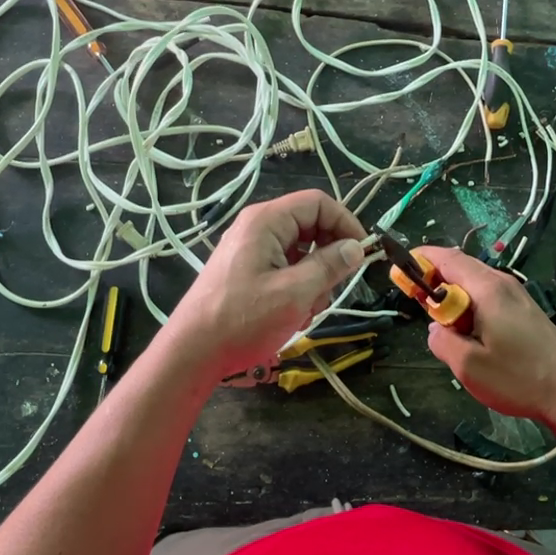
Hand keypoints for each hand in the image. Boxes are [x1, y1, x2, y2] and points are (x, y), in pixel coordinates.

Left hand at [164, 190, 367, 381]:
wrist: (193, 352)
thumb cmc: (243, 320)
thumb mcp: (295, 293)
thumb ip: (330, 266)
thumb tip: (357, 247)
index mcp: (266, 221)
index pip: (318, 202)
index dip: (345, 222)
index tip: (362, 252)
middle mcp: (257, 227)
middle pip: (310, 225)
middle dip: (329, 256)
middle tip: (333, 288)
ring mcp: (251, 249)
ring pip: (301, 250)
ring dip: (314, 278)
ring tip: (305, 308)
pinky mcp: (248, 270)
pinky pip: (285, 267)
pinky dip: (297, 287)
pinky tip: (293, 313)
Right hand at [418, 247, 555, 426]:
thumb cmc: (519, 378)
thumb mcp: (468, 366)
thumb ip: (442, 342)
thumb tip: (435, 328)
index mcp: (488, 289)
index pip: (448, 258)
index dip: (421, 260)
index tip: (400, 270)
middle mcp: (503, 284)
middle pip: (461, 267)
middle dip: (435, 280)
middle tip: (419, 305)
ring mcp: (517, 296)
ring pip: (475, 283)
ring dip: (454, 297)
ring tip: (445, 326)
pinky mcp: (525, 311)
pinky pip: (488, 296)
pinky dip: (470, 306)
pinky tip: (470, 334)